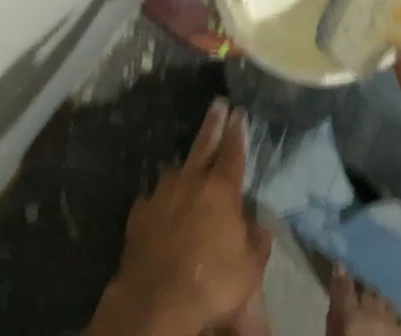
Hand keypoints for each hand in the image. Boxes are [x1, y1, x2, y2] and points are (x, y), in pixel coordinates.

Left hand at [90, 98, 272, 334]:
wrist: (158, 297)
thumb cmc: (212, 281)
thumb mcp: (250, 268)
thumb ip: (257, 242)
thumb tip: (260, 226)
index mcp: (221, 191)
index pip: (233, 152)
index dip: (238, 132)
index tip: (240, 112)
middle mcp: (190, 182)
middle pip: (203, 145)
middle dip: (212, 124)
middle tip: (217, 104)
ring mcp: (161, 194)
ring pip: (175, 170)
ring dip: (185, 164)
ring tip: (189, 162)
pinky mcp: (139, 211)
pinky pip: (155, 197)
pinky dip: (163, 197)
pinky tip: (163, 204)